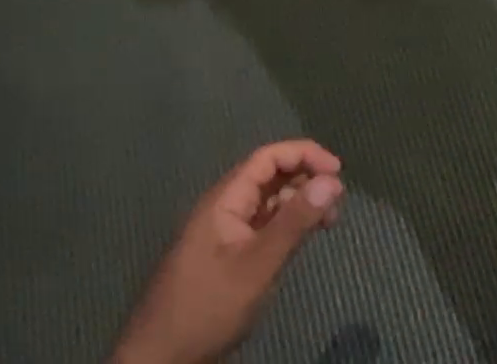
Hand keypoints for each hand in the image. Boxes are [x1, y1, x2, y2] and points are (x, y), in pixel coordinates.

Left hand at [111, 141, 344, 363]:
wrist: (159, 362)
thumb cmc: (207, 307)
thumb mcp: (256, 265)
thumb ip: (295, 221)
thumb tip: (333, 180)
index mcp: (224, 201)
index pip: (268, 157)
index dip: (305, 154)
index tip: (337, 171)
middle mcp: (224, 209)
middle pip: (271, 175)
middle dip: (307, 178)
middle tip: (337, 201)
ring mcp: (225, 233)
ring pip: (270, 201)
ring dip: (301, 202)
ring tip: (328, 221)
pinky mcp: (229, 256)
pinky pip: (265, 225)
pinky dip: (289, 224)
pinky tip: (304, 238)